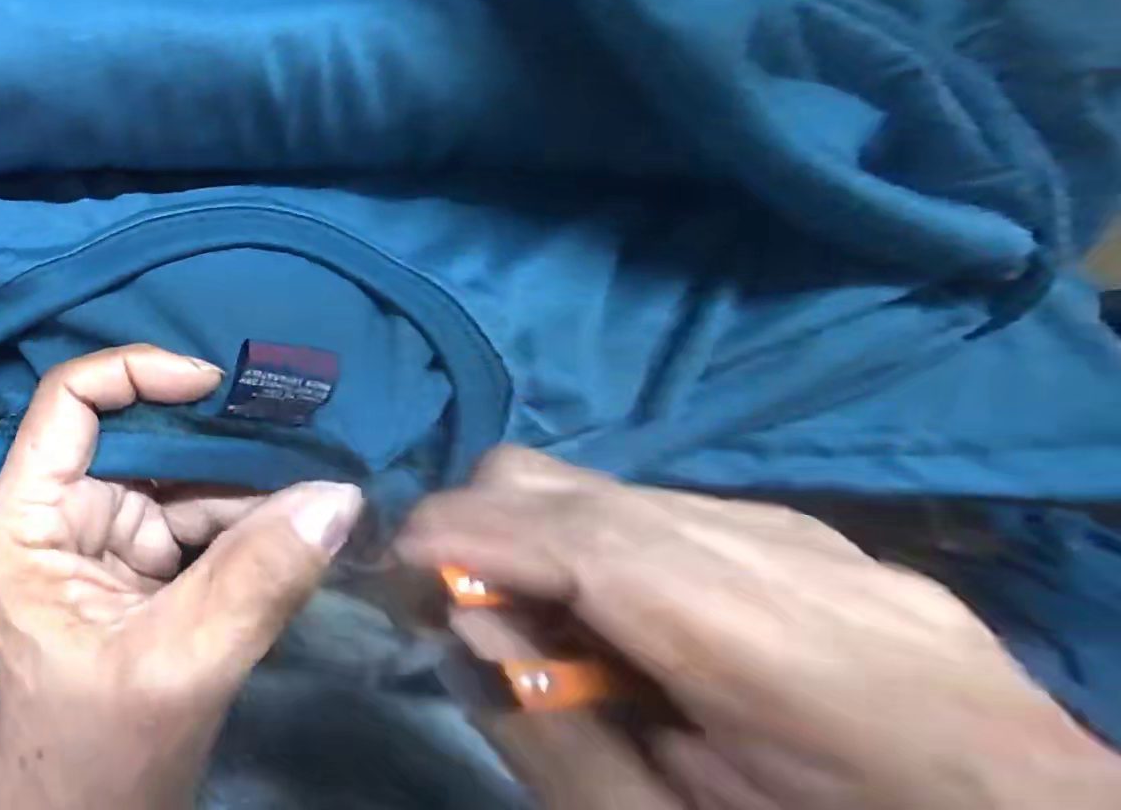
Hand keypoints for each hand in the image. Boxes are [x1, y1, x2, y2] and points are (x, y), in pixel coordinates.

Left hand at [0, 345, 364, 809]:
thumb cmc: (100, 750)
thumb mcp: (180, 664)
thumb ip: (257, 579)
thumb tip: (338, 499)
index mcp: (29, 515)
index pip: (70, 400)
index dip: (136, 372)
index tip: (212, 383)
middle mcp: (60, 504)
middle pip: (131, 425)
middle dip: (208, 425)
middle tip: (285, 418)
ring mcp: (102, 524)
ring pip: (174, 466)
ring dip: (239, 468)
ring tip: (309, 457)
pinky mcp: (139, 550)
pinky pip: (196, 507)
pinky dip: (244, 508)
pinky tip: (296, 506)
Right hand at [395, 446, 1120, 809]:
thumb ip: (554, 733)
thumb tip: (460, 612)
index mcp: (827, 682)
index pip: (600, 545)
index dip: (472, 534)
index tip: (393, 559)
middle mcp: (821, 574)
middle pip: (586, 491)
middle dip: (483, 527)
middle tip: (453, 602)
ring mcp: (824, 548)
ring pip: (606, 488)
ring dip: (534, 537)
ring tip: (538, 623)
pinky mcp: (815, 545)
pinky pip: (653, 510)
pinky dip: (592, 546)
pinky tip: (615, 621)